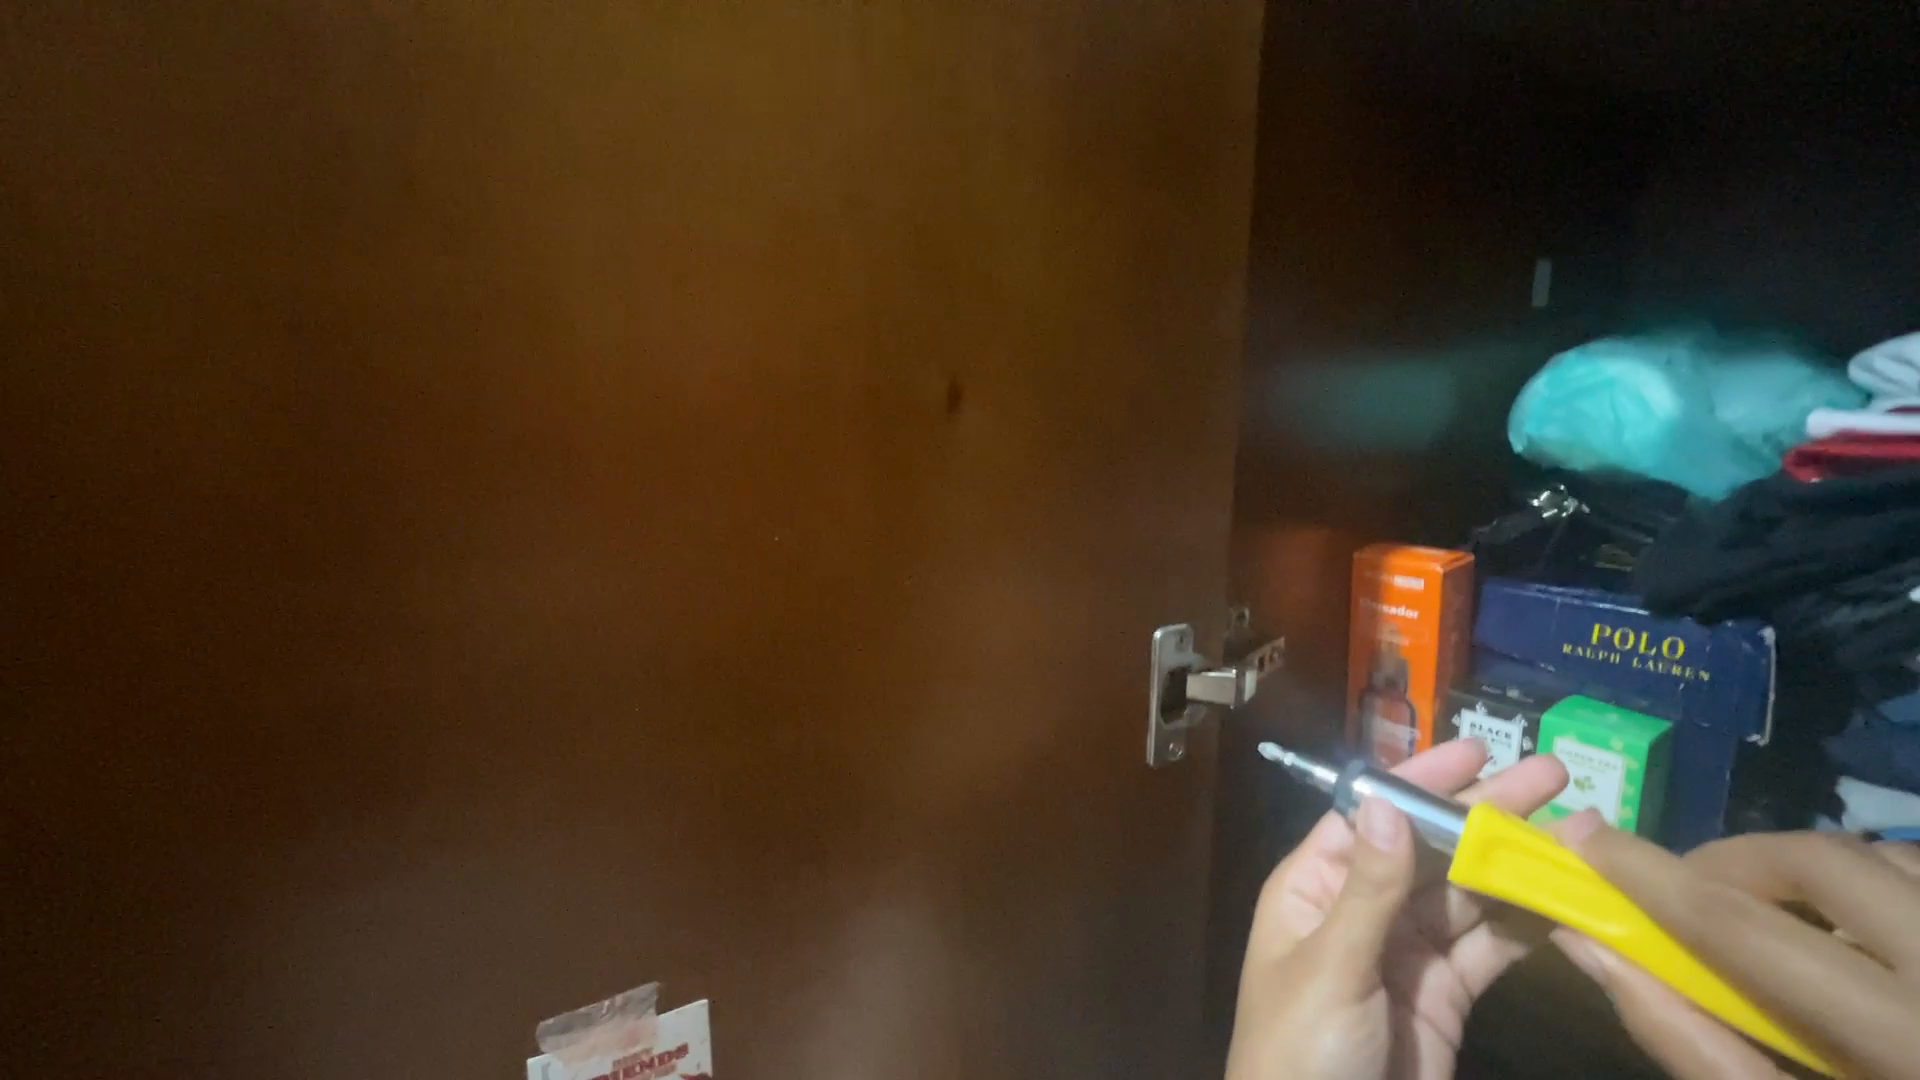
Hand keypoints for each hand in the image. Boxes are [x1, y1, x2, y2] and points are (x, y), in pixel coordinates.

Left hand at [1225, 740, 1568, 1079]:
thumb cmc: (1300, 1051)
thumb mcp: (1331, 967)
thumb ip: (1367, 890)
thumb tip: (1381, 802)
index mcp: (1312, 886)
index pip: (1368, 817)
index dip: (1419, 783)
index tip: (1476, 752)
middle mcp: (1358, 907)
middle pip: (1426, 848)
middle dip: (1483, 814)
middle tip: (1554, 775)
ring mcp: (1404, 952)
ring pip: (1465, 895)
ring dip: (1516, 865)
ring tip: (1581, 834)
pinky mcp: (1443, 998)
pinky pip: (1487, 950)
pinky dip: (1526, 927)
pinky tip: (1570, 900)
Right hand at [1554, 817, 1919, 1078]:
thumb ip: (1693, 1044)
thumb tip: (1589, 947)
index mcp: (1906, 1046)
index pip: (1746, 930)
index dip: (1648, 876)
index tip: (1582, 838)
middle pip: (1824, 860)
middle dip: (1733, 860)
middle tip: (1692, 891)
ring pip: (1895, 855)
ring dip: (1814, 870)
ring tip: (1787, 914)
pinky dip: (1884, 881)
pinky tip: (1871, 932)